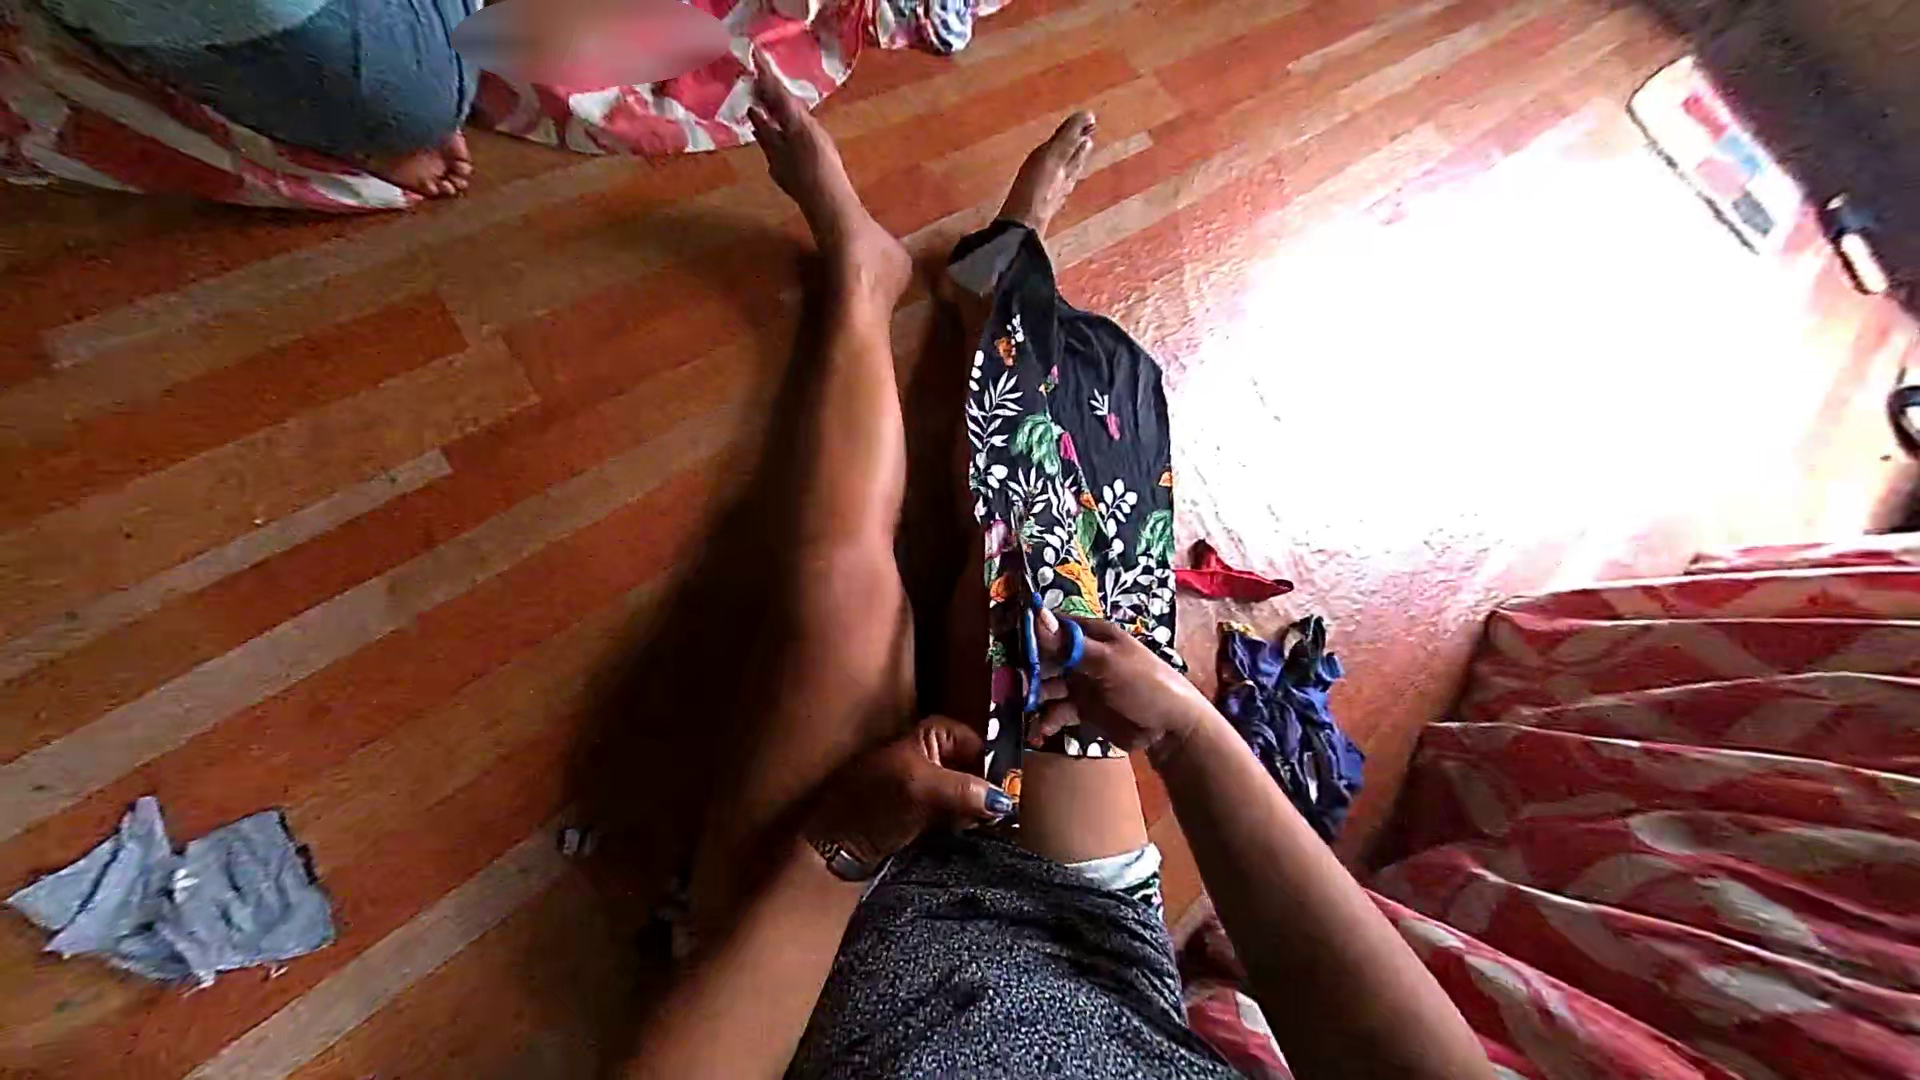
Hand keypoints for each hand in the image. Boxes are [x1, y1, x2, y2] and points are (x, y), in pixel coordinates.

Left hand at [801, 716, 1014, 869]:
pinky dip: (970, 825)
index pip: (983, 745)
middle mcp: (940, 753)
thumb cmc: (873, 800)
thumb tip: (1004, 800)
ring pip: (976, 794)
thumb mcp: (920, 789)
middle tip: (1003, 816)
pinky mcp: (934, 811)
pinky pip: (964, 814)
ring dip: (982, 812)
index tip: (1014, 794)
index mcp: (937, 733)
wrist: (838, 841)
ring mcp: (938, 783)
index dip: (998, 768)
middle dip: (991, 792)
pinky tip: (975, 834)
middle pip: (982, 770)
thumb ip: (964, 790)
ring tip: (990, 826)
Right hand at [1029, 610, 1217, 765]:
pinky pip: (1057, 711)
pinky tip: (1040, 731)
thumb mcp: (1106, 662)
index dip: (1030, 633)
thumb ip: (1068, 645)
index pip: (1053, 627)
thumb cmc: (1144, 684)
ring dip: (1034, 696)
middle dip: (1028, 670)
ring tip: (1023, 708)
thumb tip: (1035, 615)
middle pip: (1045, 657)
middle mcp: (1083, 655)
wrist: (1172, 730)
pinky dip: (1047, 720)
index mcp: (1091, 635)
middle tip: (1012, 684)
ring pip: (1048, 685)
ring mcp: (1082, 682)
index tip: (1004, 644)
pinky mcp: (1083, 708)